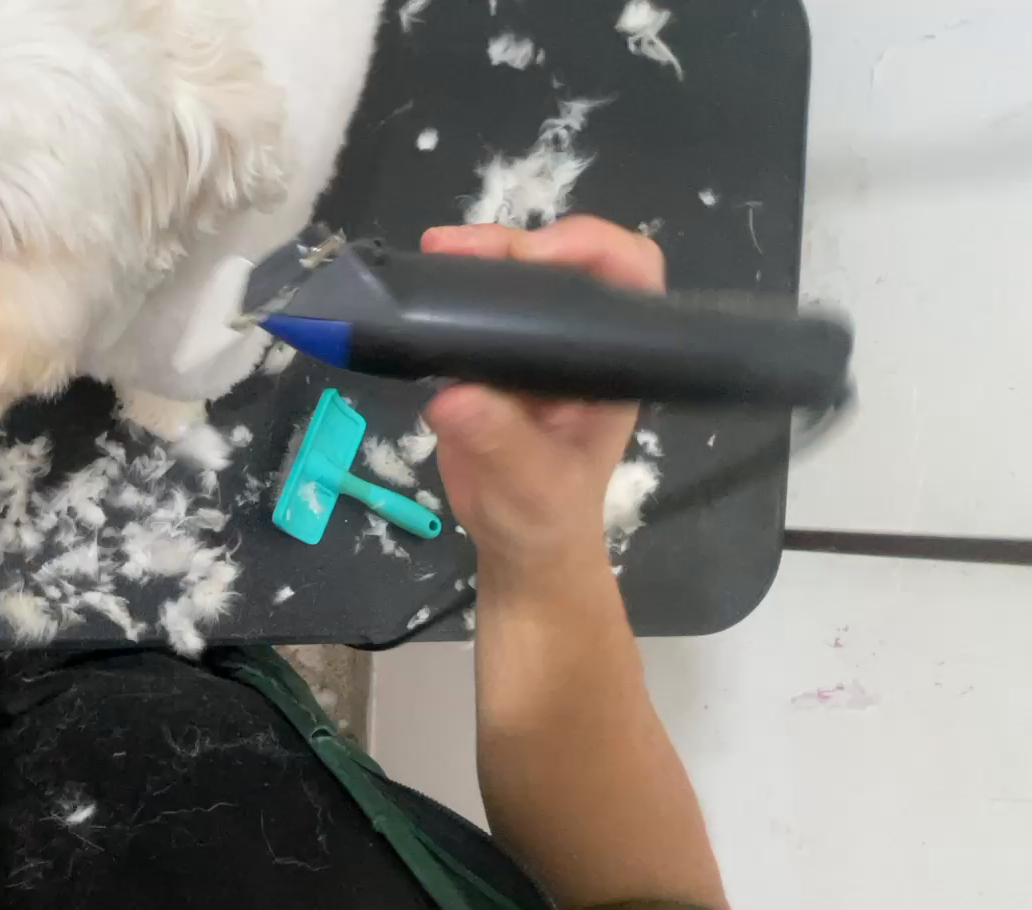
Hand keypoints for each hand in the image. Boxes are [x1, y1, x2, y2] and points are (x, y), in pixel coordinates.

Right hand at [419, 216, 662, 583]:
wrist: (514, 539)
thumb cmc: (541, 514)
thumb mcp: (529, 484)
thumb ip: (500, 444)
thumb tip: (455, 396)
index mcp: (607, 364)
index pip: (625, 278)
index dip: (589, 250)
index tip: (531, 258)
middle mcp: (570, 347)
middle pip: (555, 269)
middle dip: (508, 248)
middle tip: (451, 248)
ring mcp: (523, 354)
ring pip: (505, 287)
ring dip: (467, 267)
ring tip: (425, 258)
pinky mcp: (480, 368)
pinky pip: (463, 321)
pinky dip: (436, 304)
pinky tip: (406, 298)